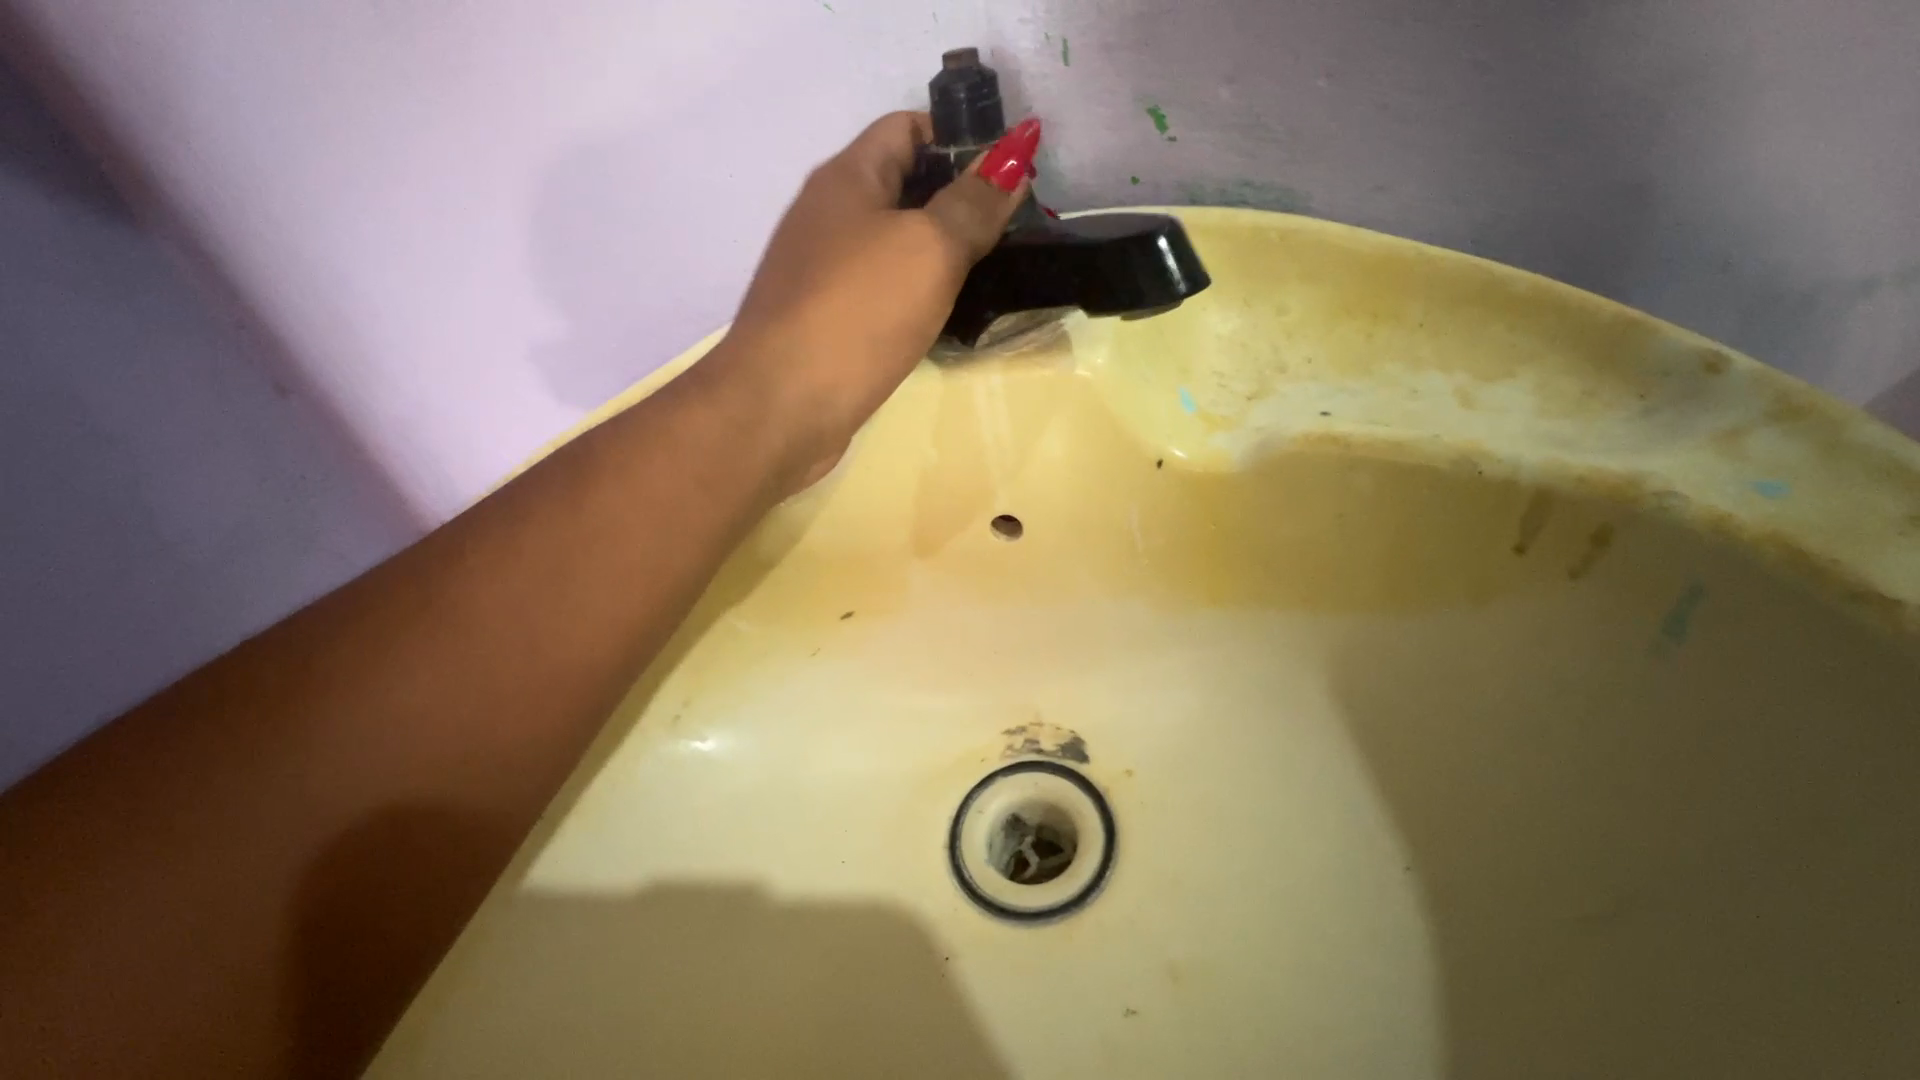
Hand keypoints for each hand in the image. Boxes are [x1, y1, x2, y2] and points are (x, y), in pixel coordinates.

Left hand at [718, 111, 1037, 484]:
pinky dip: (916, 298)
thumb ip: (973, 203)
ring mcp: (822, 274)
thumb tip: (1013, 155)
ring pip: (893, 247)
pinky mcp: (827, 323)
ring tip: (995, 273)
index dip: (960, 138)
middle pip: (902, 188)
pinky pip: (881, 294)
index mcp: (846, 178)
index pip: (907, 127)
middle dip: (958, 201)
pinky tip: (947, 319)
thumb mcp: (928, 247)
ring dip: (940, 255)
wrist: (781, 407)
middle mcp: (828, 217)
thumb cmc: (856, 312)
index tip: (1010, 173)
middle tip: (1016, 229)